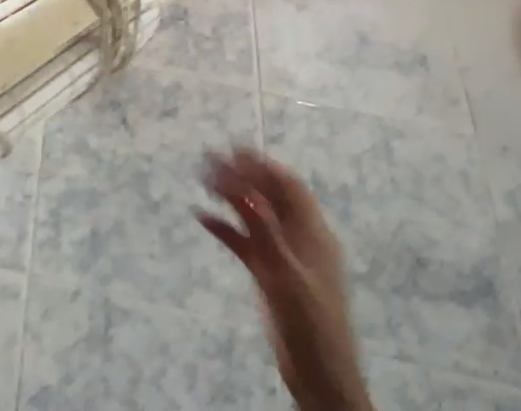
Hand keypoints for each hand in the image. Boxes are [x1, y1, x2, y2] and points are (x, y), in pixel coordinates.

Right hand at [195, 148, 371, 410]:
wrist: (319, 374)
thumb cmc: (311, 323)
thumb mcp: (288, 275)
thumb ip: (266, 232)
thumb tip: (245, 190)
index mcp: (314, 234)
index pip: (288, 187)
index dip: (262, 164)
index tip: (232, 147)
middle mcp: (299, 238)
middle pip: (269, 196)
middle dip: (241, 175)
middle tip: (208, 158)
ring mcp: (283, 256)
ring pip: (254, 216)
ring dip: (230, 197)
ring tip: (201, 179)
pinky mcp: (268, 274)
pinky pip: (243, 242)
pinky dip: (225, 228)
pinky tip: (202, 217)